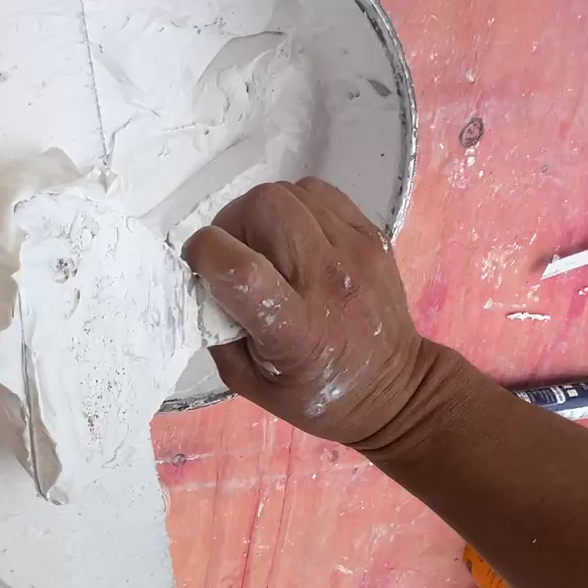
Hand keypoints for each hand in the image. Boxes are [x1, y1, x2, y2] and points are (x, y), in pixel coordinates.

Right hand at [183, 179, 440, 452]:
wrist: (390, 388)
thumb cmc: (312, 395)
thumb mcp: (247, 380)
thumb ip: (217, 330)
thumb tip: (201, 282)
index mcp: (295, 331)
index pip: (241, 270)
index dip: (205, 253)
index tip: (197, 263)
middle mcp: (329, 282)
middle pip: (264, 208)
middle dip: (231, 223)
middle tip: (232, 253)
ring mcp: (355, 251)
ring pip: (288, 192)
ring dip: (261, 214)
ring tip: (262, 246)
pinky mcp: (371, 233)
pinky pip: (317, 193)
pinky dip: (292, 208)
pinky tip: (291, 239)